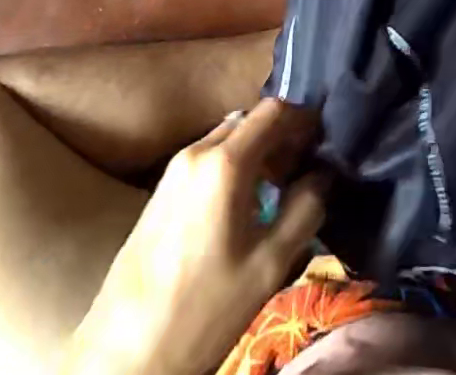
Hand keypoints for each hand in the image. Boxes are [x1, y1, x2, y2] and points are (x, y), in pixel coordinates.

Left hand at [63, 98, 326, 374]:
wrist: (130, 344)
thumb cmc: (206, 306)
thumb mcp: (269, 264)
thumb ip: (305, 209)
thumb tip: (323, 174)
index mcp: (224, 162)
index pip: (273, 111)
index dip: (304, 119)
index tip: (324, 141)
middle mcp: (197, 150)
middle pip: (250, 120)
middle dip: (282, 135)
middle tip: (306, 167)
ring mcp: (175, 166)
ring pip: (229, 136)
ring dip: (259, 149)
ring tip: (281, 186)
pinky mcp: (163, 184)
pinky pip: (209, 155)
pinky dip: (235, 162)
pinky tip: (247, 200)